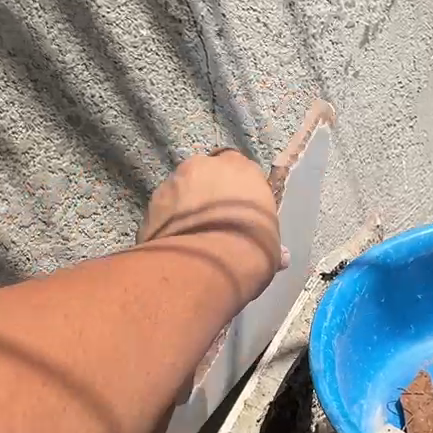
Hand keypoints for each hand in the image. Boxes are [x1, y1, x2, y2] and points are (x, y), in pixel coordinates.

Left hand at [137, 148, 282, 304]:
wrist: (204, 267)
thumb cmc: (249, 251)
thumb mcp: (270, 249)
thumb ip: (270, 242)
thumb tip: (281, 256)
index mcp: (243, 169)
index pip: (240, 169)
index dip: (238, 189)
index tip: (238, 209)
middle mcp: (207, 165)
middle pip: (207, 173)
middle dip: (208, 191)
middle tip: (212, 220)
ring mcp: (175, 180)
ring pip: (181, 188)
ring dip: (185, 205)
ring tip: (190, 234)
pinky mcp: (152, 201)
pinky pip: (163, 208)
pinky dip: (167, 220)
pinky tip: (174, 242)